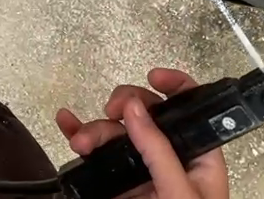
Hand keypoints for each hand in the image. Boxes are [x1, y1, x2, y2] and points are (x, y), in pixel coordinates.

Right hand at [56, 69, 229, 198]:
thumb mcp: (179, 195)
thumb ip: (159, 152)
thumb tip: (137, 108)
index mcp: (196, 161)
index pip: (191, 111)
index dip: (176, 87)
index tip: (152, 77)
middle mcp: (168, 160)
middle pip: (144, 113)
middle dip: (122, 107)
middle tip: (111, 111)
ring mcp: (139, 170)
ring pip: (114, 130)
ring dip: (94, 127)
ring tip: (82, 140)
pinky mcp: (116, 183)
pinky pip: (95, 151)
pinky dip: (78, 131)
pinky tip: (67, 122)